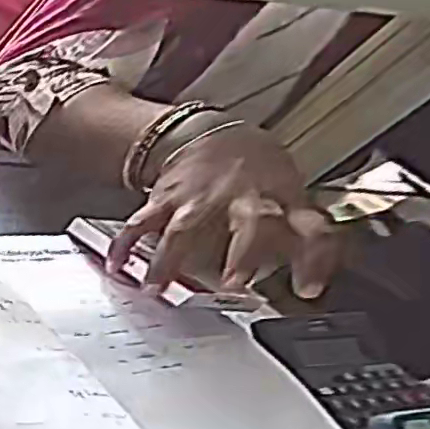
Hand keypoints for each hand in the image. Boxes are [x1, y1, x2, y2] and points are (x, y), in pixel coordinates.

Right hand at [110, 121, 340, 298]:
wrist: (210, 137)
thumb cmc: (251, 171)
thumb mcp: (285, 191)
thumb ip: (286, 229)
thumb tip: (287, 274)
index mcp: (280, 200)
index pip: (311, 229)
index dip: (314, 260)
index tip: (307, 291)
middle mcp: (243, 199)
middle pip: (248, 225)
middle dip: (241, 255)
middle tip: (231, 285)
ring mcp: (199, 199)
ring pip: (184, 230)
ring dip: (168, 260)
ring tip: (155, 287)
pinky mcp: (165, 200)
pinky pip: (142, 224)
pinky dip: (124, 246)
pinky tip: (115, 266)